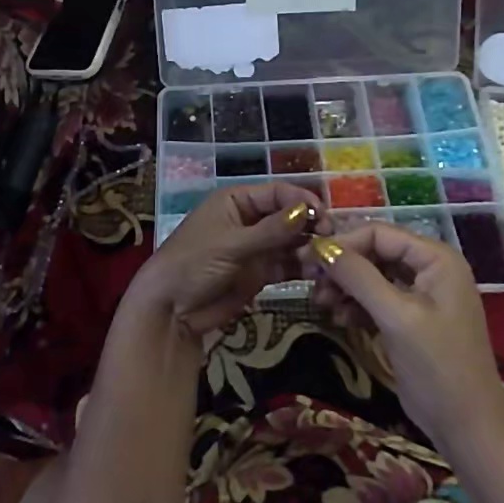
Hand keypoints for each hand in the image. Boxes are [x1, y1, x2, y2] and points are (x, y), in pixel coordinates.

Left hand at [133, 181, 328, 336]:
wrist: (171, 309)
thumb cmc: (192, 264)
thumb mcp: (230, 244)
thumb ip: (270, 230)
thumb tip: (306, 211)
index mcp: (235, 201)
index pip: (277, 193)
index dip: (302, 201)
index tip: (325, 216)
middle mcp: (249, 220)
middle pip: (289, 216)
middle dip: (311, 225)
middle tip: (332, 239)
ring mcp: (256, 248)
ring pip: (292, 242)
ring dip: (310, 248)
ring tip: (327, 259)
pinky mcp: (260, 273)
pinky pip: (288, 265)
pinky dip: (303, 268)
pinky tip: (318, 273)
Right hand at [298, 223, 503, 434]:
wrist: (466, 424)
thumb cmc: (437, 365)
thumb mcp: (395, 316)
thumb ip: (359, 276)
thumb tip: (320, 246)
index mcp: (437, 259)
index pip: (379, 233)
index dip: (342, 243)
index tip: (307, 260)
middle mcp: (430, 268)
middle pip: (374, 250)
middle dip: (341, 265)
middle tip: (310, 283)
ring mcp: (421, 293)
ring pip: (371, 274)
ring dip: (344, 285)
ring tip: (323, 305)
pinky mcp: (410, 316)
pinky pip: (375, 297)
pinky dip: (354, 303)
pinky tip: (340, 318)